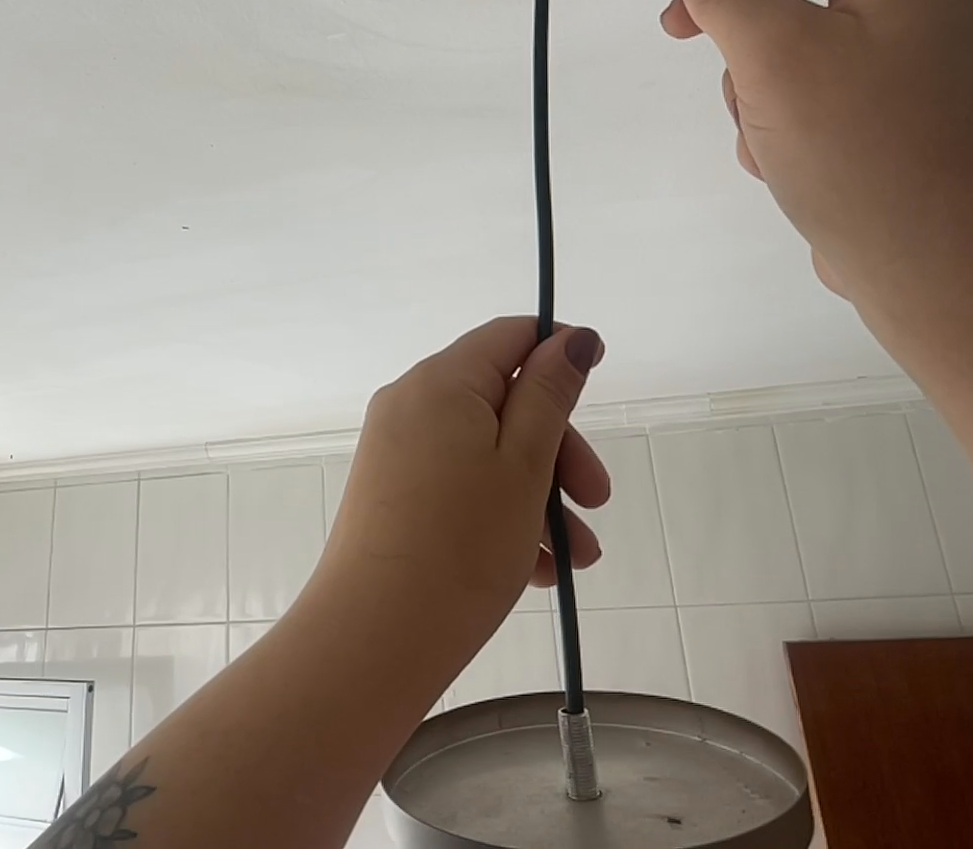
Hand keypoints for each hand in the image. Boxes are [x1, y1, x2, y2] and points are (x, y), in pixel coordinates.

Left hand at [313, 317, 606, 654]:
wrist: (374, 637)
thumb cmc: (462, 544)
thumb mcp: (524, 463)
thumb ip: (550, 394)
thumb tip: (569, 337)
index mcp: (440, 381)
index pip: (508, 336)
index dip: (557, 348)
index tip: (598, 373)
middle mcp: (410, 404)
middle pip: (501, 401)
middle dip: (557, 448)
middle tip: (597, 501)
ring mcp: (396, 451)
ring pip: (484, 452)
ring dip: (536, 494)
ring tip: (576, 558)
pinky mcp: (391, 494)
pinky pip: (457, 484)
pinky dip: (499, 513)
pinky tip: (536, 568)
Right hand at [661, 0, 972, 314]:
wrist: (941, 270)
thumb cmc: (865, 151)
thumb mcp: (779, 59)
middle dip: (738, 5)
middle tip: (676, 31)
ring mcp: (915, 57)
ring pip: (800, 35)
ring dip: (757, 78)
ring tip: (759, 132)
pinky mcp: (894, 111)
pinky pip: (816, 84)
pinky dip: (781, 112)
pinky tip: (779, 159)